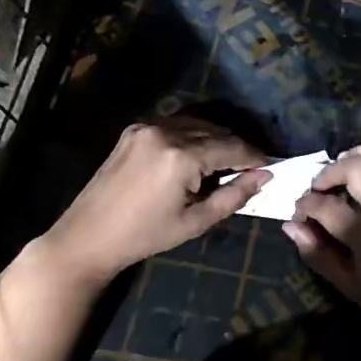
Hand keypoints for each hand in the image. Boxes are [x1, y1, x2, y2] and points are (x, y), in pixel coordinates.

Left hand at [42, 118, 268, 283]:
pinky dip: (193, 135)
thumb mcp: (196, 221)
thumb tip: (264, 177)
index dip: (254, 157)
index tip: (271, 166)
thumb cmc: (145, 235)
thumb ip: (233, 195)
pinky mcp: (133, 131)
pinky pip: (174, 125)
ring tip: (228, 163)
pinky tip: (198, 155)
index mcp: (181, 156)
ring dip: (216, 139)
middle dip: (237, 148)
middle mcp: (165, 132)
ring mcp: (146, 128)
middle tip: (252, 168)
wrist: (90, 235)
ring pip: (196, 124)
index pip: (231, 147)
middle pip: (216, 131)